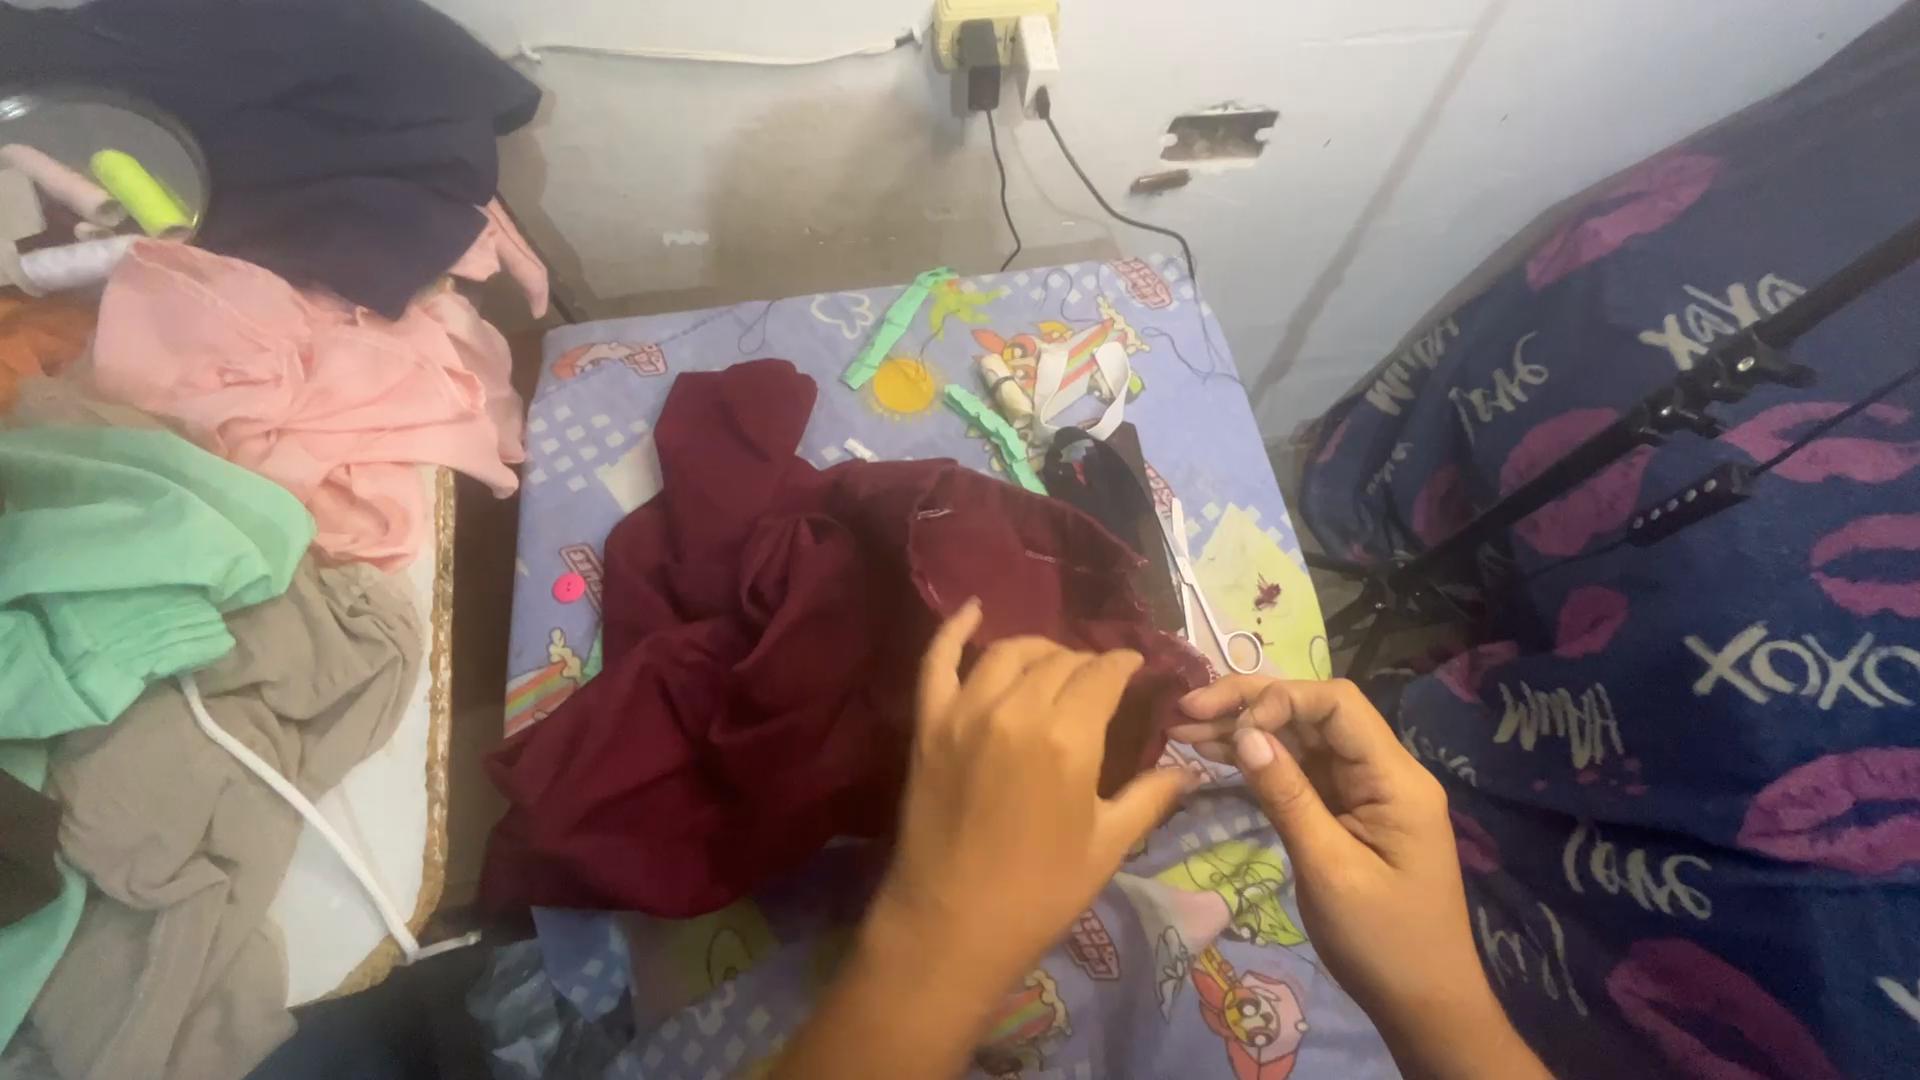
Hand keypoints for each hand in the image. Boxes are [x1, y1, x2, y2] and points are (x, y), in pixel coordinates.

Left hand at [869, 598, 1196, 992]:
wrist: (952, 924)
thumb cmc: (1040, 891)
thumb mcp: (1109, 845)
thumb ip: (1151, 795)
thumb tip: (1191, 767)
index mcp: (1068, 738)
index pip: (1103, 675)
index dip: (1123, 666)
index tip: (1134, 668)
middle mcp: (1017, 709)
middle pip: (1060, 660)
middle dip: (1087, 664)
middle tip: (1098, 681)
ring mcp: (966, 711)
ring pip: (1009, 651)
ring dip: (1040, 649)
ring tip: (1054, 663)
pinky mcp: (929, 721)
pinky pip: (938, 659)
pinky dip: (954, 629)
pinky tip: (972, 609)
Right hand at [1169, 677, 1548, 1079]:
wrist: (1423, 1008)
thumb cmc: (1383, 942)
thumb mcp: (1329, 868)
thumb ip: (1287, 795)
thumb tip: (1244, 733)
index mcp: (1394, 779)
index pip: (1336, 704)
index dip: (1279, 699)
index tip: (1232, 727)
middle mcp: (1379, 771)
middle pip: (1310, 712)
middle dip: (1249, 704)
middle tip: (1187, 710)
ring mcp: (1359, 789)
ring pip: (1296, 737)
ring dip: (1241, 729)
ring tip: (1182, 730)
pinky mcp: (1340, 808)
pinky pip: (1294, 768)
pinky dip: (1254, 760)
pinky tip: (1211, 754)